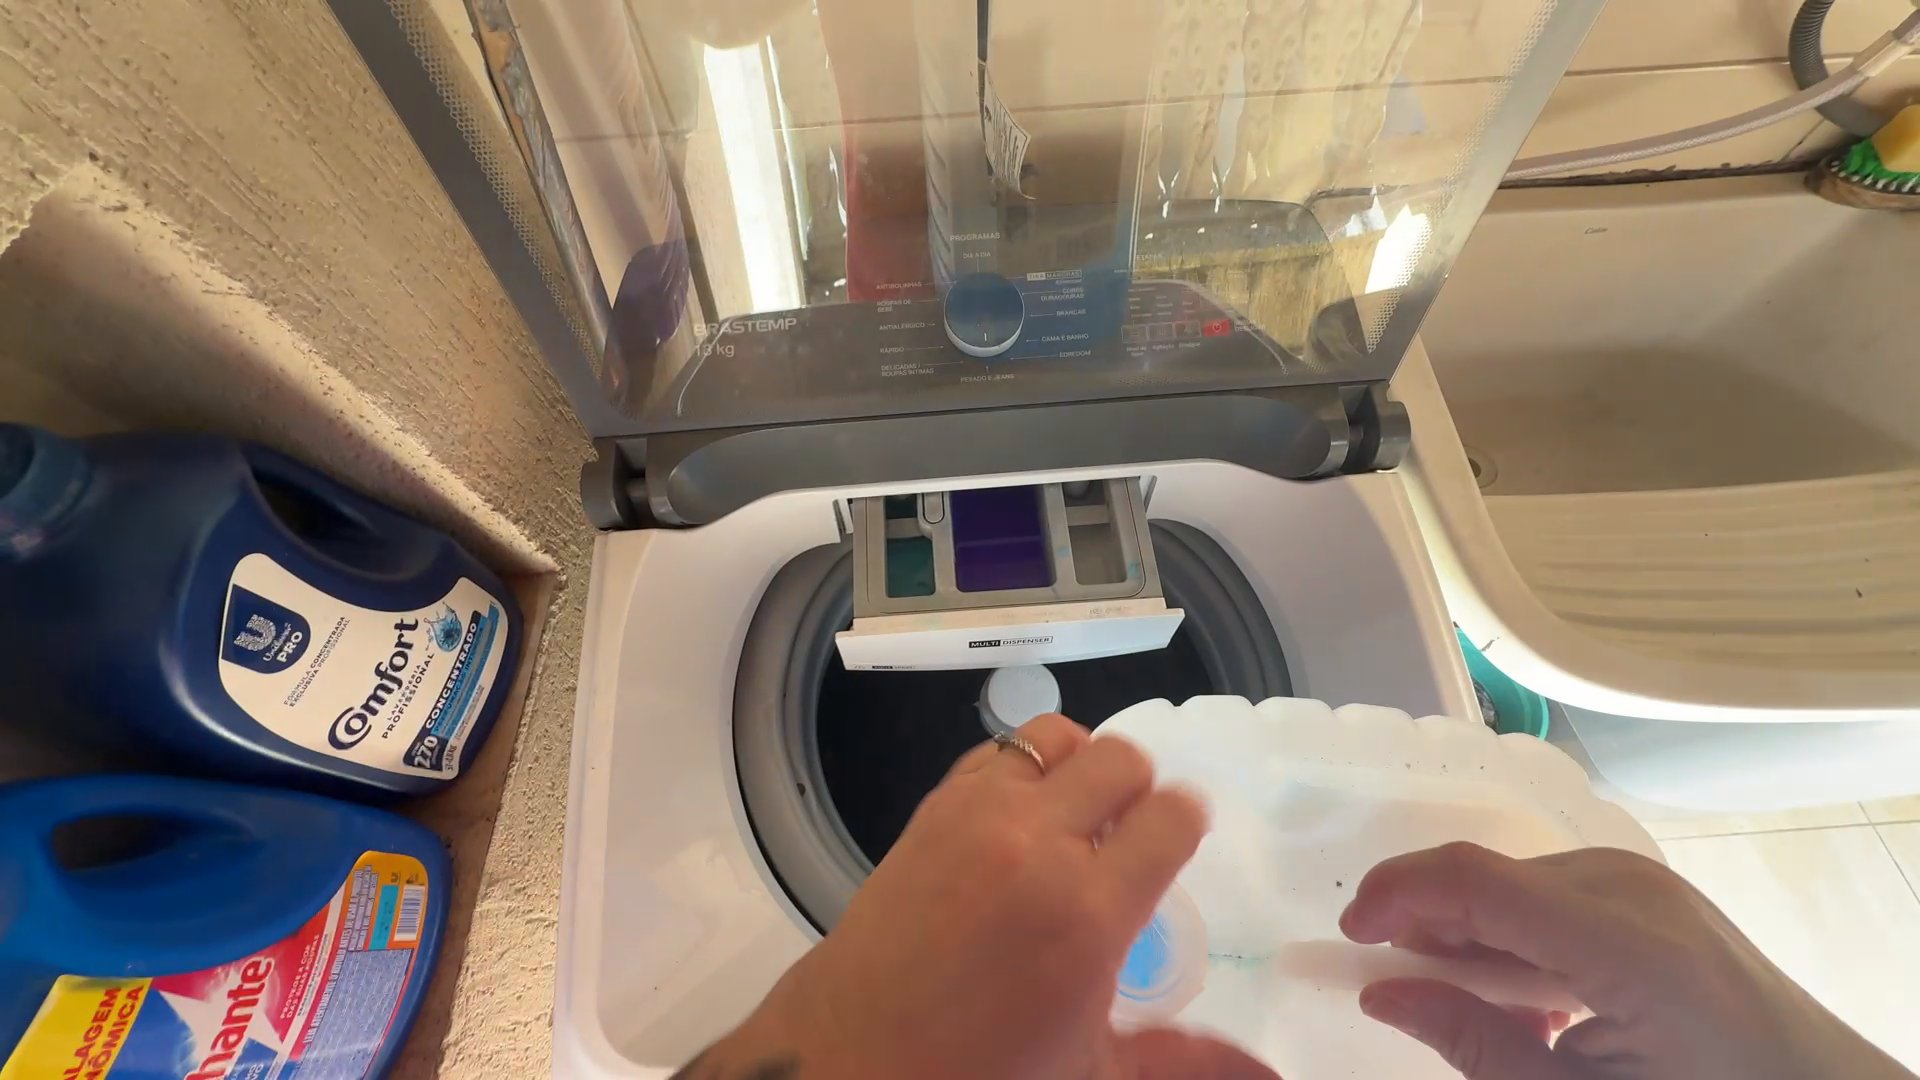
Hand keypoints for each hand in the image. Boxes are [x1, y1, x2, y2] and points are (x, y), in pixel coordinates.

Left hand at [690, 713, 1276, 1079]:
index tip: (1179, 831)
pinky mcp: (936, 802)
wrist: (851, 1055)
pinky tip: (1016, 810)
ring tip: (1072, 807)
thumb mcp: (1092, 1073)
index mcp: (1090, 909)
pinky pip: (996, 750)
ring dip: (1078, 761)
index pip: (1170, 816)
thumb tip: (1268, 1073)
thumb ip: (1184, 1059)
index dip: (1185, 817)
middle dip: (1137, 785)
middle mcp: (1038, 839)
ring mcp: (980, 810)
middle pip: (1119, 757)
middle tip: (1125, 826)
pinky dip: (1021, 764)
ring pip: (1054, 735)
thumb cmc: (981, 1074)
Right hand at [1341, 842, 1915, 1079]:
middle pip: (1483, 875)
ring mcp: (1640, 878)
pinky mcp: (1640, 882)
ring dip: (1464, 927)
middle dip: (1424, 918)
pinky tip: (1525, 987)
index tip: (1352, 935)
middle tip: (1404, 978)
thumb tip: (1378, 995)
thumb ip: (1477, 1047)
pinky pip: (1538, 887)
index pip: (1476, 880)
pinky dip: (1505, 928)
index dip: (1397, 893)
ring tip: (1475, 995)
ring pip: (1502, 878)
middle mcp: (1631, 888)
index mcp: (1634, 951)